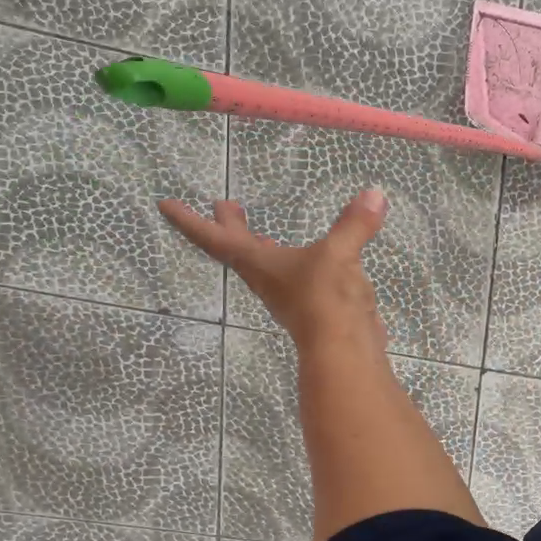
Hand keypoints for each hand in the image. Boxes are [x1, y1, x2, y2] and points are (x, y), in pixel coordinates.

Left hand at [158, 188, 388, 350]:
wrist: (343, 346)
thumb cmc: (324, 298)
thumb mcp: (339, 253)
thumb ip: (354, 224)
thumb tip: (375, 194)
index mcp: (257, 263)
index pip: (214, 237)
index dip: (189, 220)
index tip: (165, 204)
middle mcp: (266, 278)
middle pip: (238, 250)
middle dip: (230, 227)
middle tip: (224, 206)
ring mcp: (288, 295)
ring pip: (266, 266)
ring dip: (260, 248)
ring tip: (264, 235)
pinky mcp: (312, 307)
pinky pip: (295, 280)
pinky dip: (295, 265)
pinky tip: (311, 264)